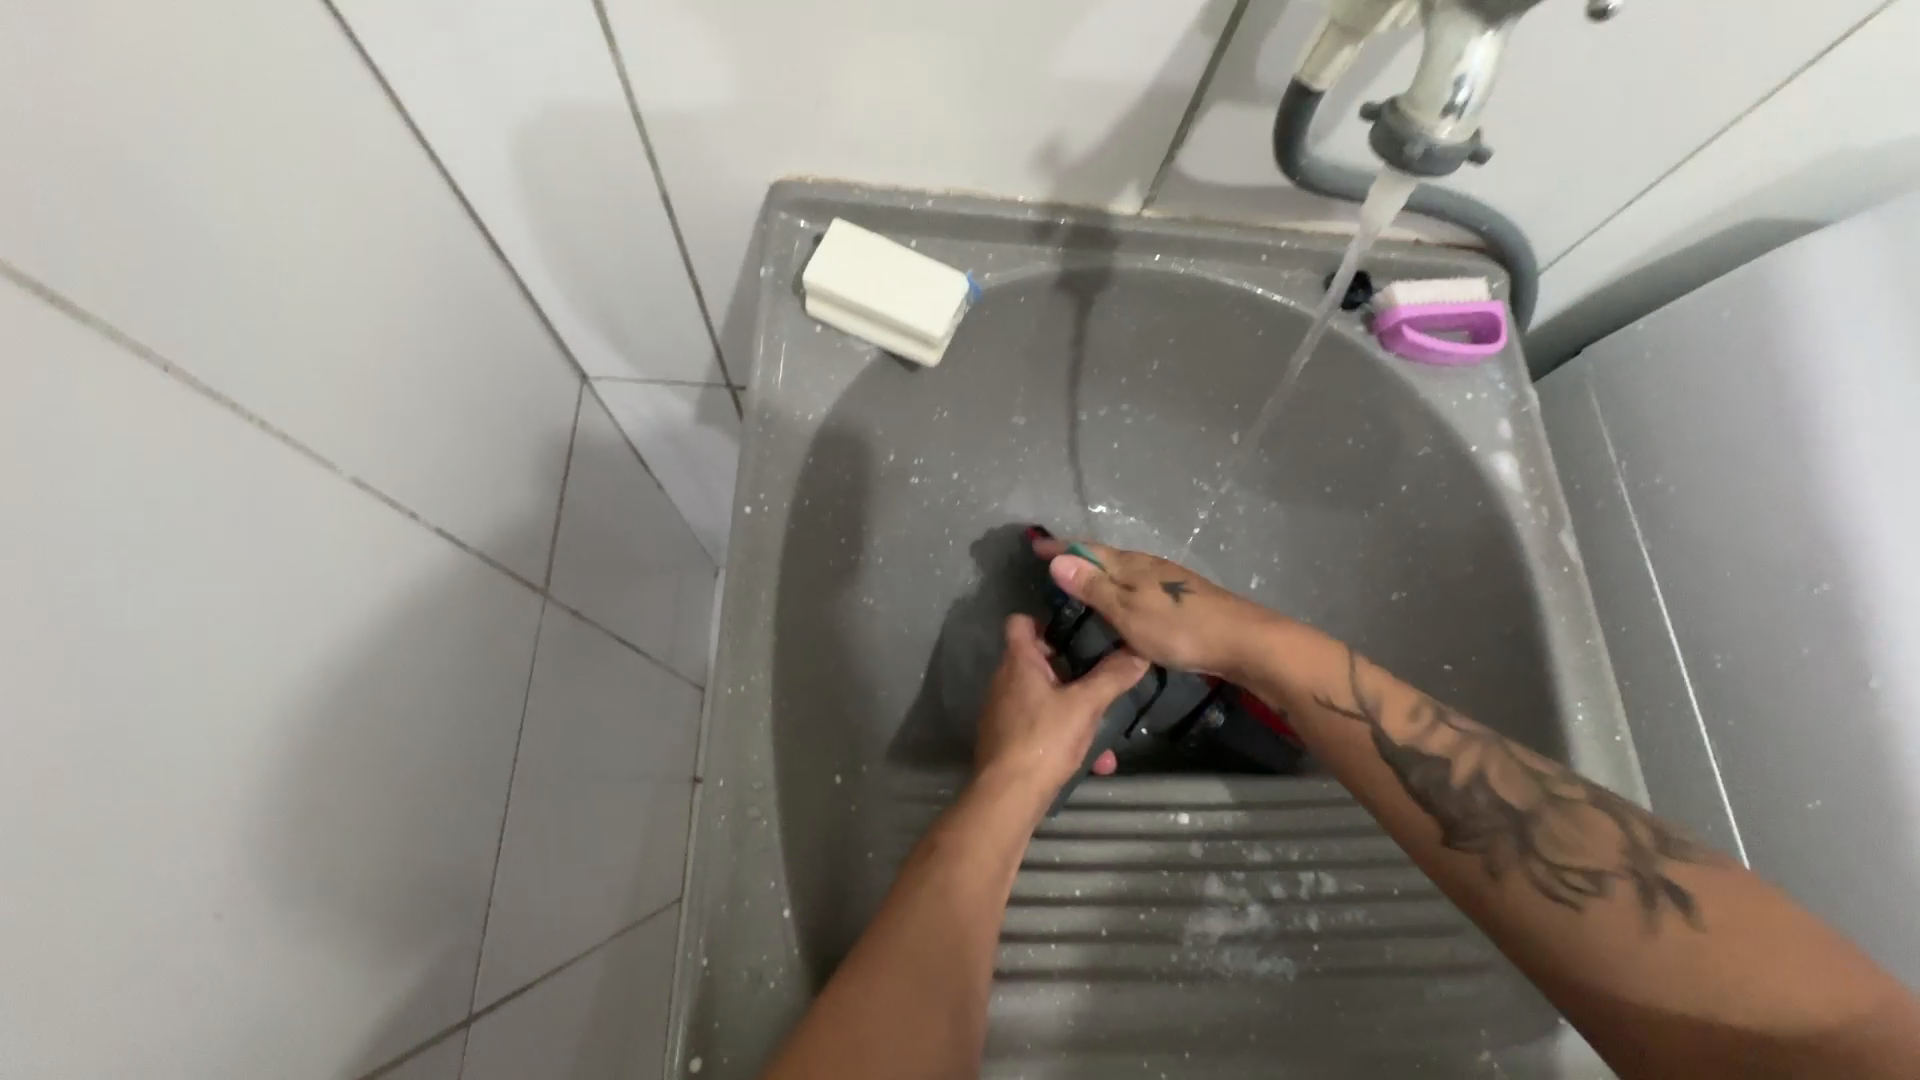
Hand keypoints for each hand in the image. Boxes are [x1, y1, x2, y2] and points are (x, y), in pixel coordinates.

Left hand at [973, 614, 1148, 801]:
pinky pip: (1041, 725)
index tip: (1077, 634)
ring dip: (1076, 711)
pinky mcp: (1008, 738)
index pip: (1020, 622)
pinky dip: (1065, 735)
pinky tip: (1094, 761)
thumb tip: (1138, 653)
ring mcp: (1003, 710)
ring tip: (1106, 730)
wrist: (1007, 796)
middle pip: (1039, 661)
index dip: (1046, 622)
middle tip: (1102, 678)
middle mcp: (1004, 680)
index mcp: (1017, 662)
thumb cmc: (1043, 739)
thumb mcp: (1085, 706)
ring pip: (1045, 698)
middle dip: (1074, 671)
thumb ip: (1111, 678)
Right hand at [1032, 536, 1280, 677]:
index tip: (1034, 545)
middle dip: (1077, 557)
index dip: (1060, 549)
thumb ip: (1093, 587)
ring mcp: (1166, 579)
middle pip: (1105, 556)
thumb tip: (1058, 559)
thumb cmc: (1178, 628)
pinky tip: (1123, 600)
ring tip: (1081, 581)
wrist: (1242, 640)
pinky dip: (1120, 586)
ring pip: (1123, 569)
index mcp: (1129, 565)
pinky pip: (1138, 583)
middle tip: (1052, 561)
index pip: (1086, 551)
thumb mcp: (1127, 611)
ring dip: (1099, 571)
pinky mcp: (1181, 596)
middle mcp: (1146, 565)